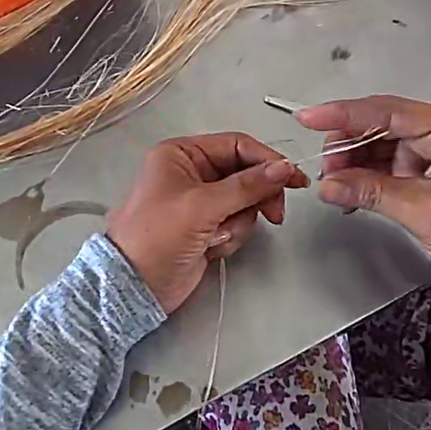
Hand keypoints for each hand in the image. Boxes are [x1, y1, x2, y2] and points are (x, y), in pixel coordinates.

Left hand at [106, 133, 307, 311]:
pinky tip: (210, 247)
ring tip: (216, 236)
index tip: (293, 178)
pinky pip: (237, 223)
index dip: (266, 160)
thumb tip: (282, 168)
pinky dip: (230, 237)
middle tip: (273, 214)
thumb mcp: (201, 205)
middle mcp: (191, 172)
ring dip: (238, 222)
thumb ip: (246, 186)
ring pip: (245, 202)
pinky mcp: (206, 226)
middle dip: (255, 198)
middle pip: (246, 174)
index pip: (236, 145)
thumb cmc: (157, 235)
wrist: (137, 284)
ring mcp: (200, 201)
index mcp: (181, 154)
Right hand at [298, 95, 430, 296]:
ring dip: (350, 163)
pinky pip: (380, 163)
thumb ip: (371, 191)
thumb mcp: (425, 213)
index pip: (390, 112)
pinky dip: (360, 175)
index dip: (345, 114)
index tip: (309, 118)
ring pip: (375, 143)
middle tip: (326, 170)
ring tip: (336, 186)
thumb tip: (327, 184)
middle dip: (346, 145)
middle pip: (379, 125)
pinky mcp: (423, 170)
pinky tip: (348, 190)